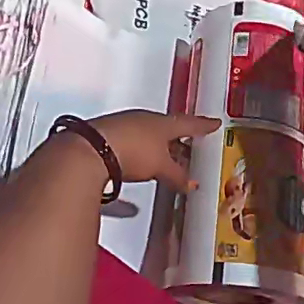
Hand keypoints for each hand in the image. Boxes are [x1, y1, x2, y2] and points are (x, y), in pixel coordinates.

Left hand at [69, 111, 218, 192]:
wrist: (90, 151)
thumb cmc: (132, 151)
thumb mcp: (160, 166)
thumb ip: (177, 175)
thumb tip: (191, 183)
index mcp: (161, 122)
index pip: (188, 123)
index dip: (202, 125)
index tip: (214, 123)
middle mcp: (142, 120)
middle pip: (166, 128)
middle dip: (178, 137)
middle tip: (189, 144)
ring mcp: (122, 127)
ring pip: (146, 136)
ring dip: (157, 148)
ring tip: (166, 161)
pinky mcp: (105, 139)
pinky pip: (128, 147)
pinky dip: (136, 158)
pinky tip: (134, 171)